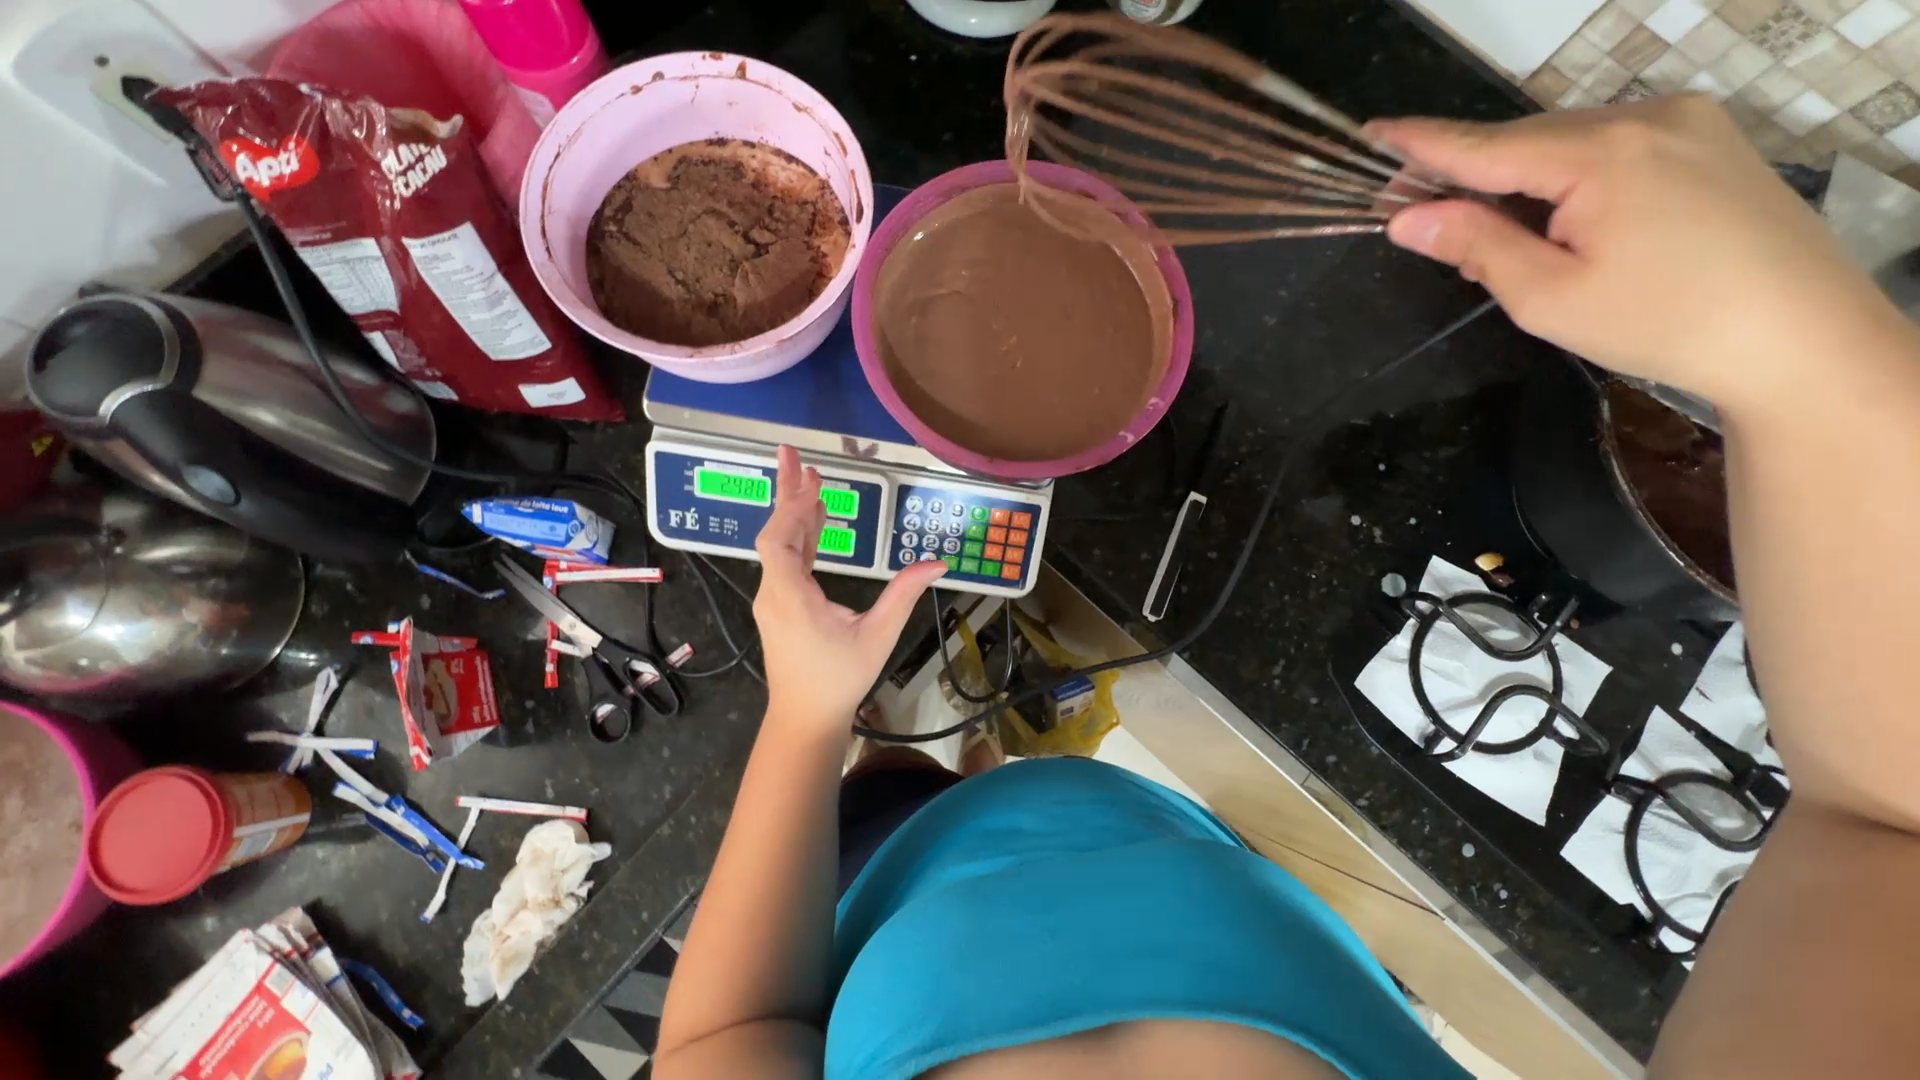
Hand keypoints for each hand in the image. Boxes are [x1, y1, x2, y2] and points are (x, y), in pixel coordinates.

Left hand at [751, 445, 945, 732]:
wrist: (806, 717)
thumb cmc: (839, 679)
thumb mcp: (878, 636)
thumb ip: (904, 595)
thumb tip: (937, 564)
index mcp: (790, 596)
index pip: (779, 540)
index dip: (793, 509)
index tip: (814, 484)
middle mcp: (774, 592)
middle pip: (774, 533)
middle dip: (787, 492)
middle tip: (794, 454)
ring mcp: (774, 599)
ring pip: (778, 545)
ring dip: (793, 510)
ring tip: (810, 476)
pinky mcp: (781, 605)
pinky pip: (785, 560)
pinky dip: (799, 535)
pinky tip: (814, 518)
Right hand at [1368, 97, 1897, 411]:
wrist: (1797, 334)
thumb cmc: (1660, 322)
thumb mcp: (1548, 296)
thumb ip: (1477, 246)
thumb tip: (1406, 219)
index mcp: (1603, 153)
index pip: (1486, 144)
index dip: (1423, 143)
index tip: (1372, 134)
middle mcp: (1647, 116)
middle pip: (1526, 139)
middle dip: (1467, 170)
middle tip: (1413, 211)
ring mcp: (1686, 121)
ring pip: (1566, 141)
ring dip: (1515, 177)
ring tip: (1480, 224)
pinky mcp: (1706, 139)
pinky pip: (1607, 145)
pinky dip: (1562, 175)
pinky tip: (1549, 213)